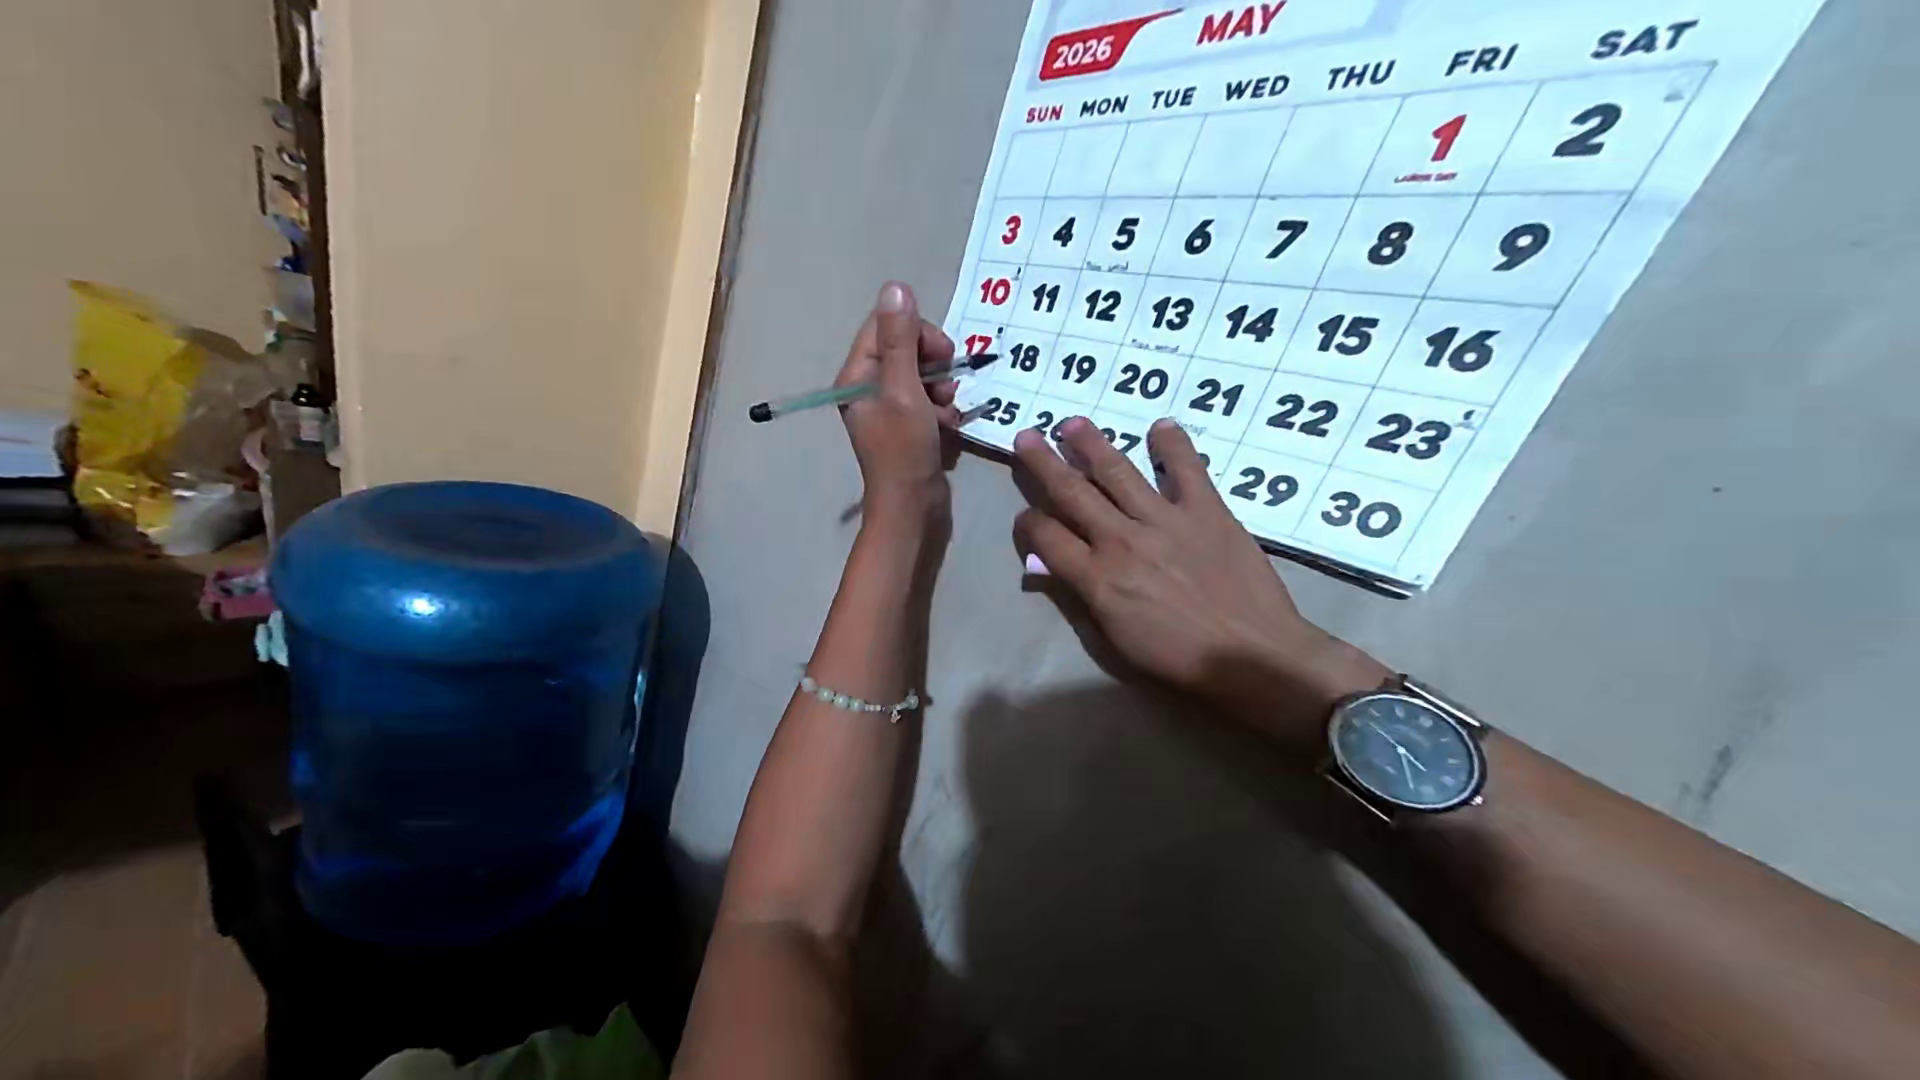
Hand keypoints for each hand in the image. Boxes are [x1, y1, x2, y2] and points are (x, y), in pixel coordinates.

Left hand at [835, 282, 958, 521]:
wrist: (913, 506)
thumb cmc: (904, 450)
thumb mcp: (904, 391)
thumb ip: (901, 341)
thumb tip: (896, 287)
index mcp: (858, 376)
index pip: (885, 327)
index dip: (918, 332)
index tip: (942, 354)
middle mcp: (869, 387)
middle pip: (905, 349)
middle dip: (933, 362)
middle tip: (947, 386)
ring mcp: (889, 407)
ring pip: (922, 374)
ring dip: (942, 388)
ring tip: (947, 411)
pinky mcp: (908, 424)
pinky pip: (928, 399)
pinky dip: (942, 408)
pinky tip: (949, 425)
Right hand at [1012, 416, 1388, 754]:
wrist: (1250, 656)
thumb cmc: (1177, 658)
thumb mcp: (1113, 639)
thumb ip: (1077, 594)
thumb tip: (1042, 563)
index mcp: (1097, 576)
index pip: (1046, 535)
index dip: (1028, 522)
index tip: (1025, 515)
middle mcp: (1121, 539)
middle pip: (1071, 492)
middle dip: (1043, 462)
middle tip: (1026, 435)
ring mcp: (1165, 520)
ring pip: (1118, 472)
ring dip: (1091, 444)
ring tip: (1072, 423)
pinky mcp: (1207, 511)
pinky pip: (1187, 469)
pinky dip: (1174, 445)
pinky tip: (1161, 426)